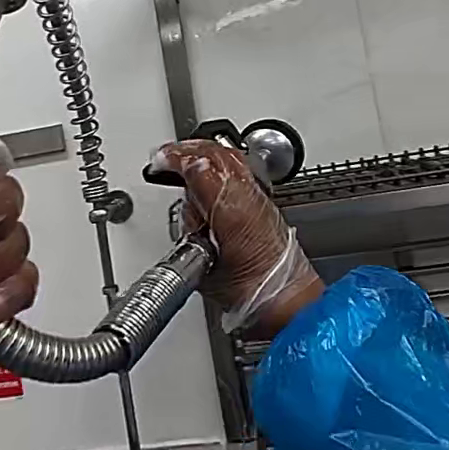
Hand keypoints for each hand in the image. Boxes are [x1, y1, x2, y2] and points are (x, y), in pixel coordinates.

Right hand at [148, 139, 323, 334]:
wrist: (288, 299)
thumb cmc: (254, 292)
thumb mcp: (204, 270)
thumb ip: (191, 237)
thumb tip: (184, 218)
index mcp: (234, 213)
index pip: (203, 170)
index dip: (178, 159)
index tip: (160, 160)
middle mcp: (250, 199)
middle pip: (220, 156)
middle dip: (190, 150)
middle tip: (167, 155)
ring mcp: (262, 199)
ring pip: (233, 160)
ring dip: (206, 155)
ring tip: (185, 159)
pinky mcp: (267, 204)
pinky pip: (243, 171)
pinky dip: (222, 165)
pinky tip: (211, 173)